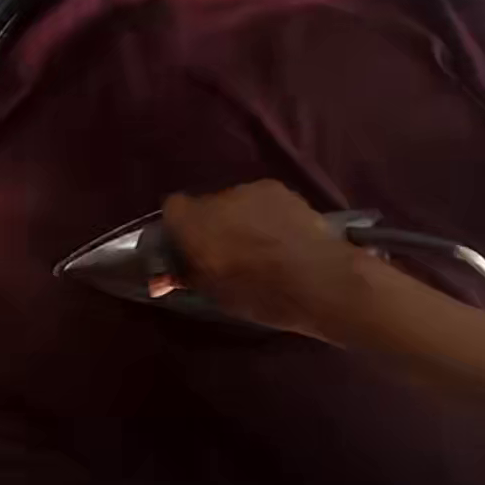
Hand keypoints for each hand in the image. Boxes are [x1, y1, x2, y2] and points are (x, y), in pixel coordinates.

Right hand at [159, 180, 364, 337]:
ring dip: (239, 219)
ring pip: (235, 202)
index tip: (189, 249)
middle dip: (212, 226)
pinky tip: (281, 238)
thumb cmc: (261, 294)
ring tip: (260, 247)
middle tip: (227, 254)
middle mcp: (219, 198)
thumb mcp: (216, 294)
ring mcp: (252, 189)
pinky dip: (264, 215)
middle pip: (205, 205)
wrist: (319, 279)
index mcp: (195, 223)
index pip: (172, 209)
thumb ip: (187, 276)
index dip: (178, 228)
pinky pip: (261, 201)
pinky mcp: (281, 189)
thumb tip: (165, 276)